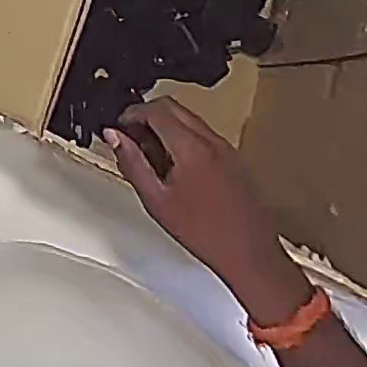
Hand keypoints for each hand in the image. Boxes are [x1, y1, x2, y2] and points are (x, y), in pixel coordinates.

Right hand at [104, 99, 311, 324]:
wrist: (252, 259)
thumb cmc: (207, 235)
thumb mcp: (156, 200)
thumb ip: (131, 162)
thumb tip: (114, 136)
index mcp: (192, 149)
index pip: (156, 110)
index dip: (131, 113)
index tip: (120, 126)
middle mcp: (213, 143)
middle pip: (173, 106)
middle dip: (147, 114)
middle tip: (132, 134)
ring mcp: (227, 150)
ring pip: (189, 118)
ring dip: (165, 124)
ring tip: (151, 153)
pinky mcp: (235, 159)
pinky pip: (203, 133)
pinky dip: (183, 136)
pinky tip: (175, 164)